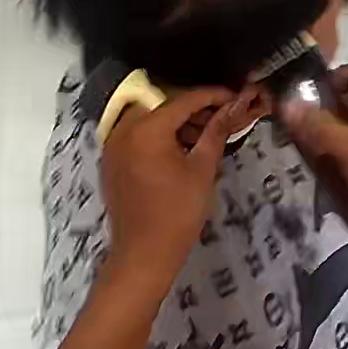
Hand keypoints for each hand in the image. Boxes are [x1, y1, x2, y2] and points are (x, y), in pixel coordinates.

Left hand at [100, 87, 244, 280]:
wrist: (145, 252)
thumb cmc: (179, 210)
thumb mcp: (203, 168)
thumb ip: (216, 132)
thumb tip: (233, 108)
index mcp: (146, 129)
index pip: (184, 100)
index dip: (213, 96)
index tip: (235, 97)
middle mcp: (123, 130)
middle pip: (164, 106)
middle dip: (194, 109)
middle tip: (222, 119)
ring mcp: (113, 146)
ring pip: (149, 120)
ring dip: (177, 123)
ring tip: (205, 136)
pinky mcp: (112, 162)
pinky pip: (137, 137)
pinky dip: (160, 136)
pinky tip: (182, 151)